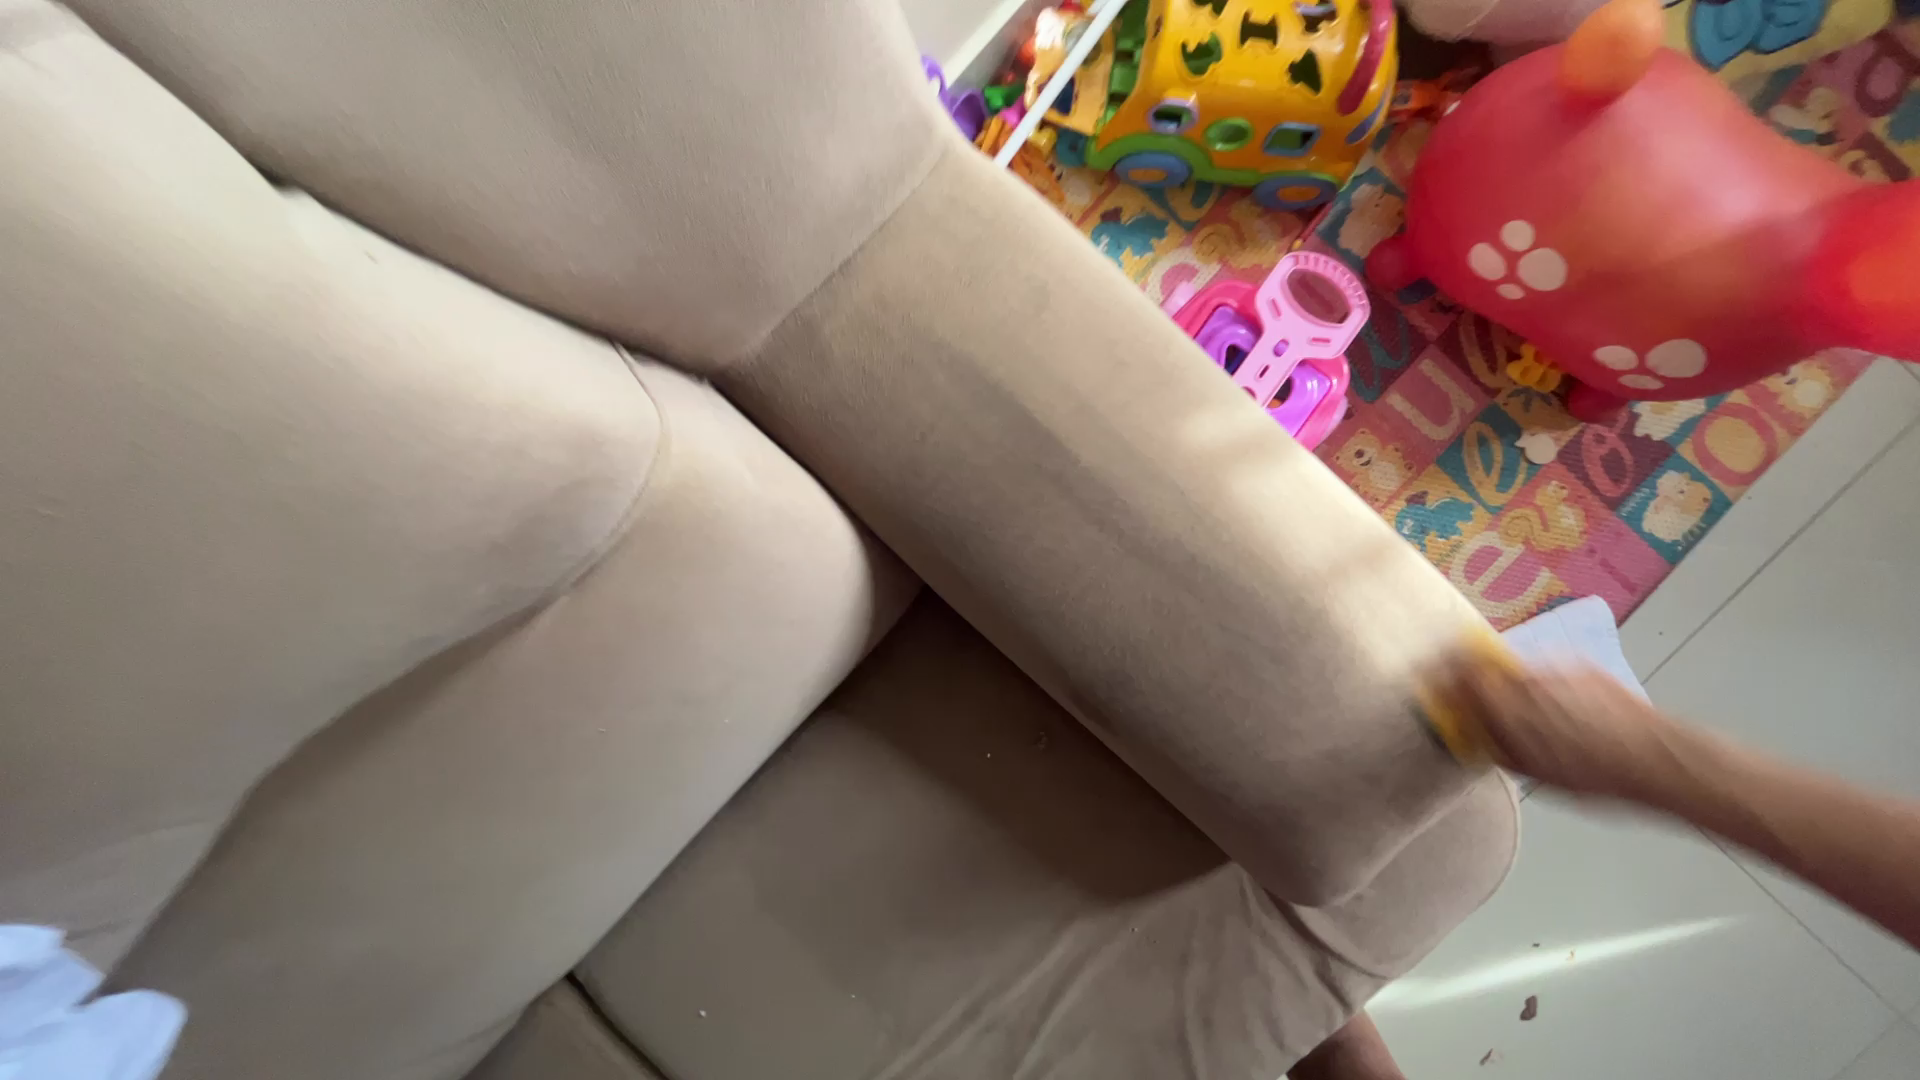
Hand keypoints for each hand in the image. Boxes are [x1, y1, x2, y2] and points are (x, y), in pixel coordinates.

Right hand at [1450, 660, 1684, 800]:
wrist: (1663, 759)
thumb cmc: (1596, 775)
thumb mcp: (1535, 772)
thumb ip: (1496, 746)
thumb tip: (1468, 734)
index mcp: (1505, 704)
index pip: (1454, 673)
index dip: (1438, 675)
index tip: (1431, 683)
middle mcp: (1523, 677)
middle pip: (1478, 662)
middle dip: (1466, 674)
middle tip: (1465, 691)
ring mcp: (1553, 667)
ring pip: (1512, 667)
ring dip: (1504, 680)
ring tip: (1519, 706)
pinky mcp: (1580, 665)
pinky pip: (1545, 670)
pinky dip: (1540, 684)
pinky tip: (1558, 708)